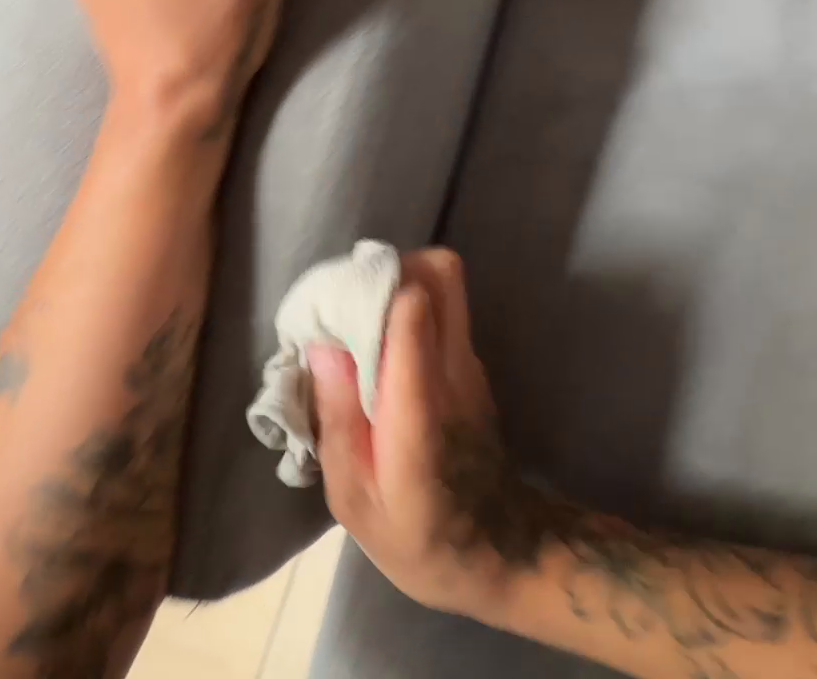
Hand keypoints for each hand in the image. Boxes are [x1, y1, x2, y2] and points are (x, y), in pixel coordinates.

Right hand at [311, 248, 537, 618]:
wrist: (494, 548)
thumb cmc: (415, 534)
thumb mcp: (354, 498)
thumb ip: (338, 418)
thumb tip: (322, 346)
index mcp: (420, 406)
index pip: (414, 312)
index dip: (373, 288)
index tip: (334, 304)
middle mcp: (454, 370)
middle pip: (442, 273)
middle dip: (391, 268)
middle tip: (349, 302)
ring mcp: (471, 363)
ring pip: (447, 284)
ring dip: (400, 282)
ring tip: (358, 322)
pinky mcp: (472, 365)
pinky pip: (445, 309)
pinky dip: (411, 306)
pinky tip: (380, 345)